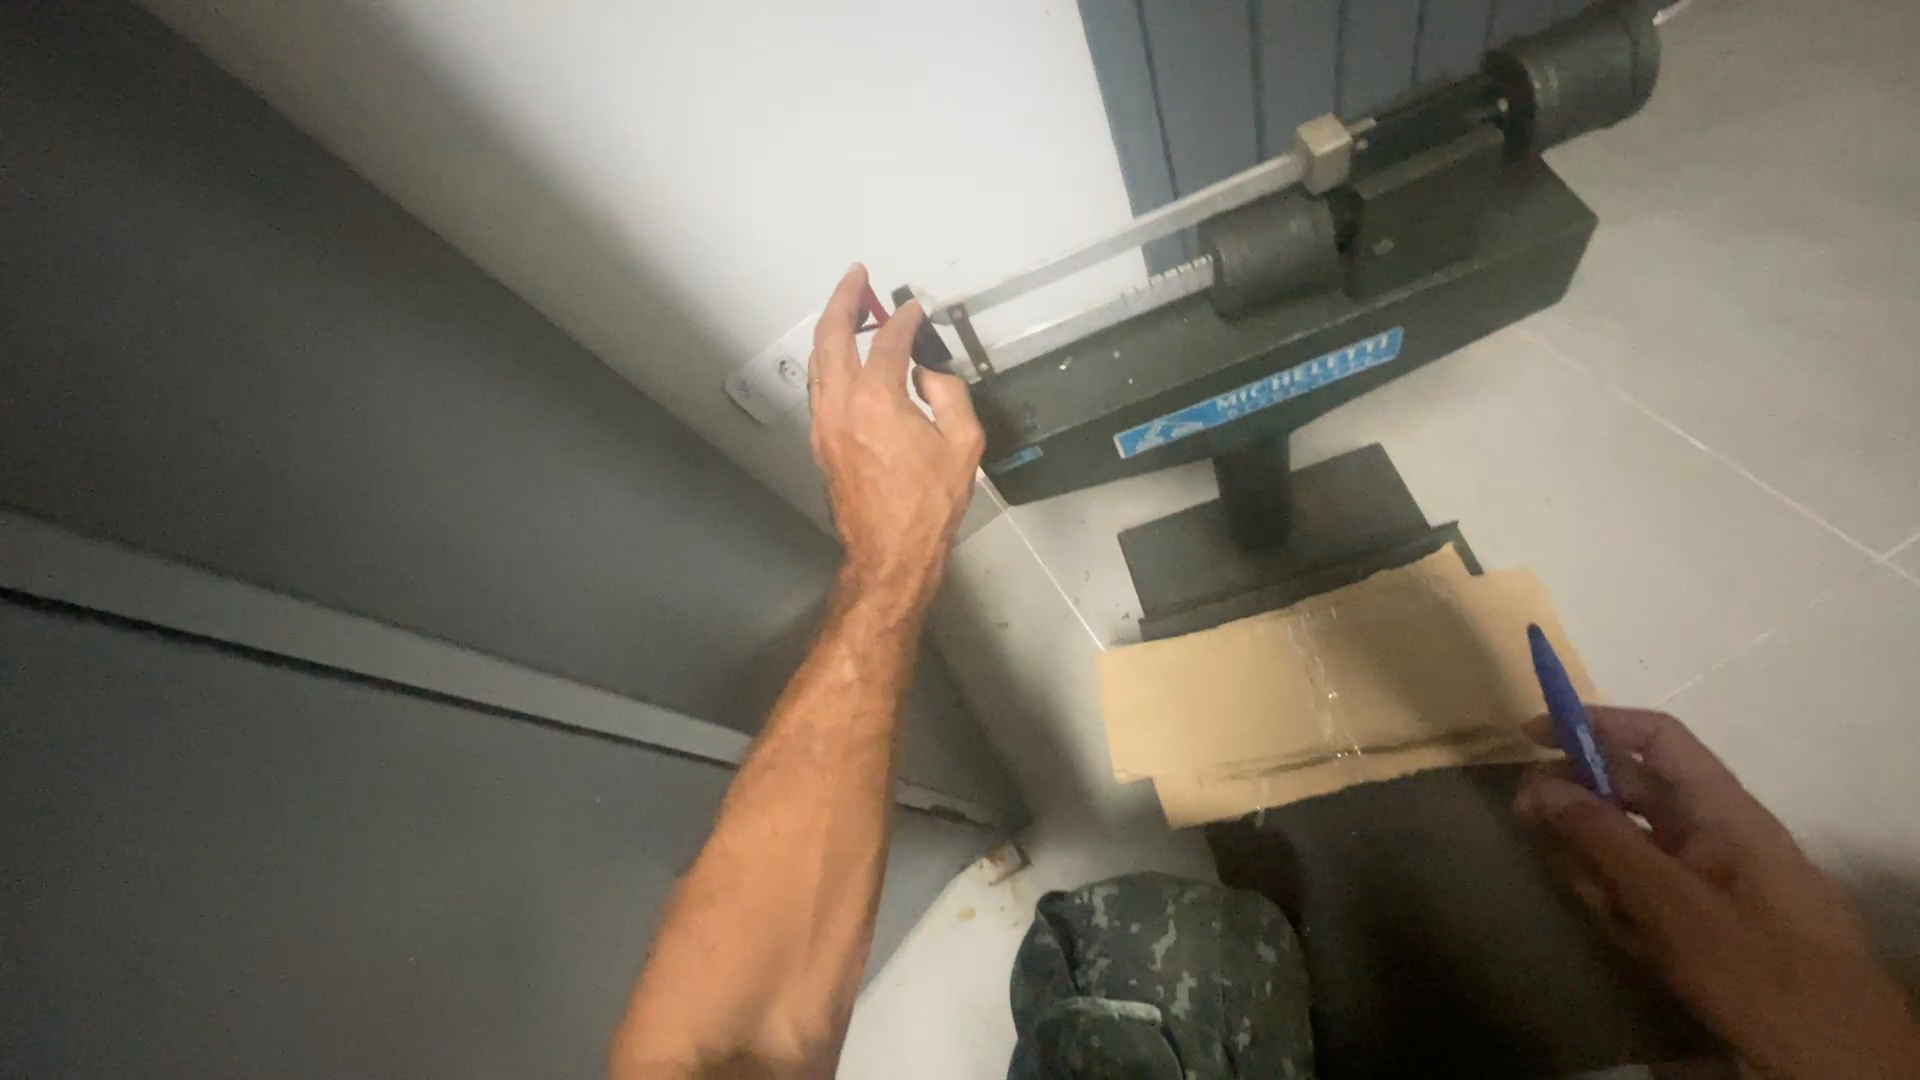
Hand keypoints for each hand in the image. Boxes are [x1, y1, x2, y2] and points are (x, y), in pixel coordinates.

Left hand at [808, 265, 984, 594]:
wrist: (889, 551)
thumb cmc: (931, 502)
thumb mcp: (963, 445)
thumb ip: (949, 394)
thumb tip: (928, 373)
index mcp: (877, 401)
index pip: (888, 343)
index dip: (904, 319)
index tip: (916, 307)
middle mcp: (840, 404)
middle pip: (831, 337)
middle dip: (843, 300)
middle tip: (856, 276)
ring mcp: (823, 424)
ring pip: (817, 362)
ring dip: (830, 329)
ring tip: (848, 309)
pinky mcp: (820, 442)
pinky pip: (819, 387)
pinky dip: (829, 362)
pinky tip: (843, 358)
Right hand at [1514, 708, 1919, 1079]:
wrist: (1843, 1072)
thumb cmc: (1759, 972)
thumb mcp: (1668, 903)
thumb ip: (1599, 837)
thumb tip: (1538, 783)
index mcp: (1724, 814)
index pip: (1656, 739)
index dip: (1593, 724)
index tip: (1531, 736)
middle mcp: (1715, 834)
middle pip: (1627, 789)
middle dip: (1573, 801)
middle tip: (1526, 819)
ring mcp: (1709, 876)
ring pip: (1623, 840)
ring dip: (1592, 861)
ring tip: (1598, 904)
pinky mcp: (1700, 915)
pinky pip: (1638, 884)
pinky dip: (1616, 899)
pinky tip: (1622, 933)